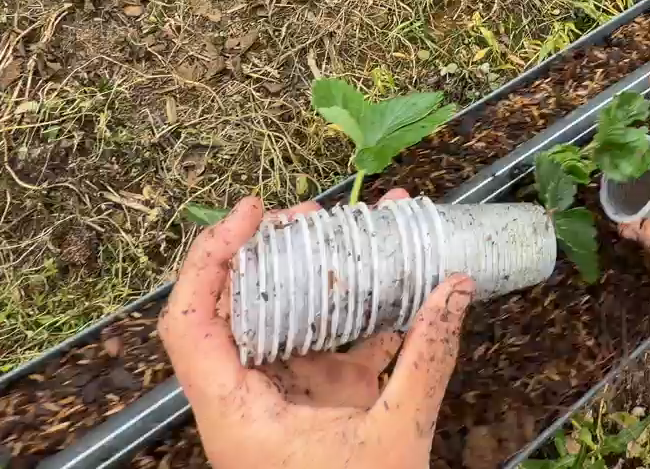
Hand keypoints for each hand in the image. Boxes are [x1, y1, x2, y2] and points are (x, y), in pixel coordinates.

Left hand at [159, 191, 475, 468]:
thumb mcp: (396, 439)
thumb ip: (426, 359)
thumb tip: (457, 285)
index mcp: (238, 412)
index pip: (192, 323)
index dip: (209, 258)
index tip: (252, 210)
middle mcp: (251, 398)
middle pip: (236, 308)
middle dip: (271, 250)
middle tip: (313, 214)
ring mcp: (287, 399)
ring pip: (285, 318)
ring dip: (318, 272)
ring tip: (353, 229)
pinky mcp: (322, 403)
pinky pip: (331, 340)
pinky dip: (361, 307)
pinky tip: (397, 281)